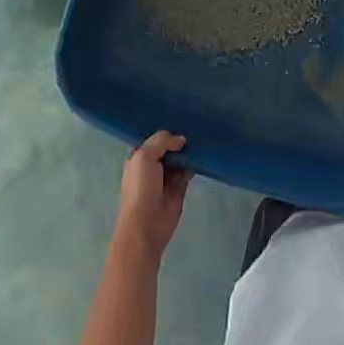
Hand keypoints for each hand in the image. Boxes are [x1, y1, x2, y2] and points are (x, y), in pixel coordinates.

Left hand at [115, 131, 192, 258]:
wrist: (146, 224)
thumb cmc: (140, 188)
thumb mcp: (144, 156)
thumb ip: (162, 142)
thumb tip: (181, 140)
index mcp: (139, 157)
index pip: (153, 139)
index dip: (165, 132)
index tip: (180, 120)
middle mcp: (152, 165)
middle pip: (168, 147)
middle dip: (179, 139)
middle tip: (196, 126)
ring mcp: (166, 176)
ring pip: (180, 157)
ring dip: (189, 150)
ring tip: (203, 136)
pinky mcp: (179, 187)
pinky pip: (189, 170)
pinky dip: (196, 162)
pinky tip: (204, 153)